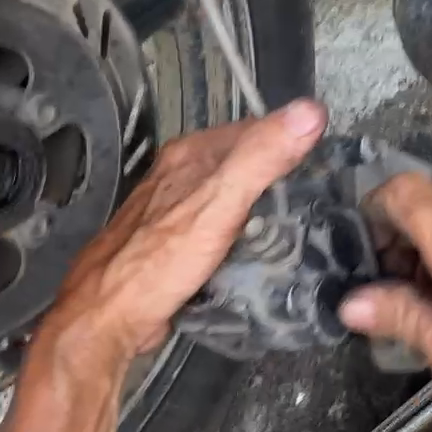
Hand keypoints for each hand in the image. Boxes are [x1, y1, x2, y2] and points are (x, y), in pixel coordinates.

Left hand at [44, 99, 327, 372]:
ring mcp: (176, 208)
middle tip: (315, 195)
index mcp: (191, 155)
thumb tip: (306, 114)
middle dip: (279, 176)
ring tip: (292, 221)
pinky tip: (255, 248)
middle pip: (244, 163)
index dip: (291, 141)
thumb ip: (263, 157)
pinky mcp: (177, 240)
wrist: (110, 317)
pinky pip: (222, 224)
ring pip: (233, 194)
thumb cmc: (156, 263)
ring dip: (262, 205)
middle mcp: (180, 175)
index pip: (255, 129)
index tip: (322, 159)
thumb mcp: (221, 202)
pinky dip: (243, 231)